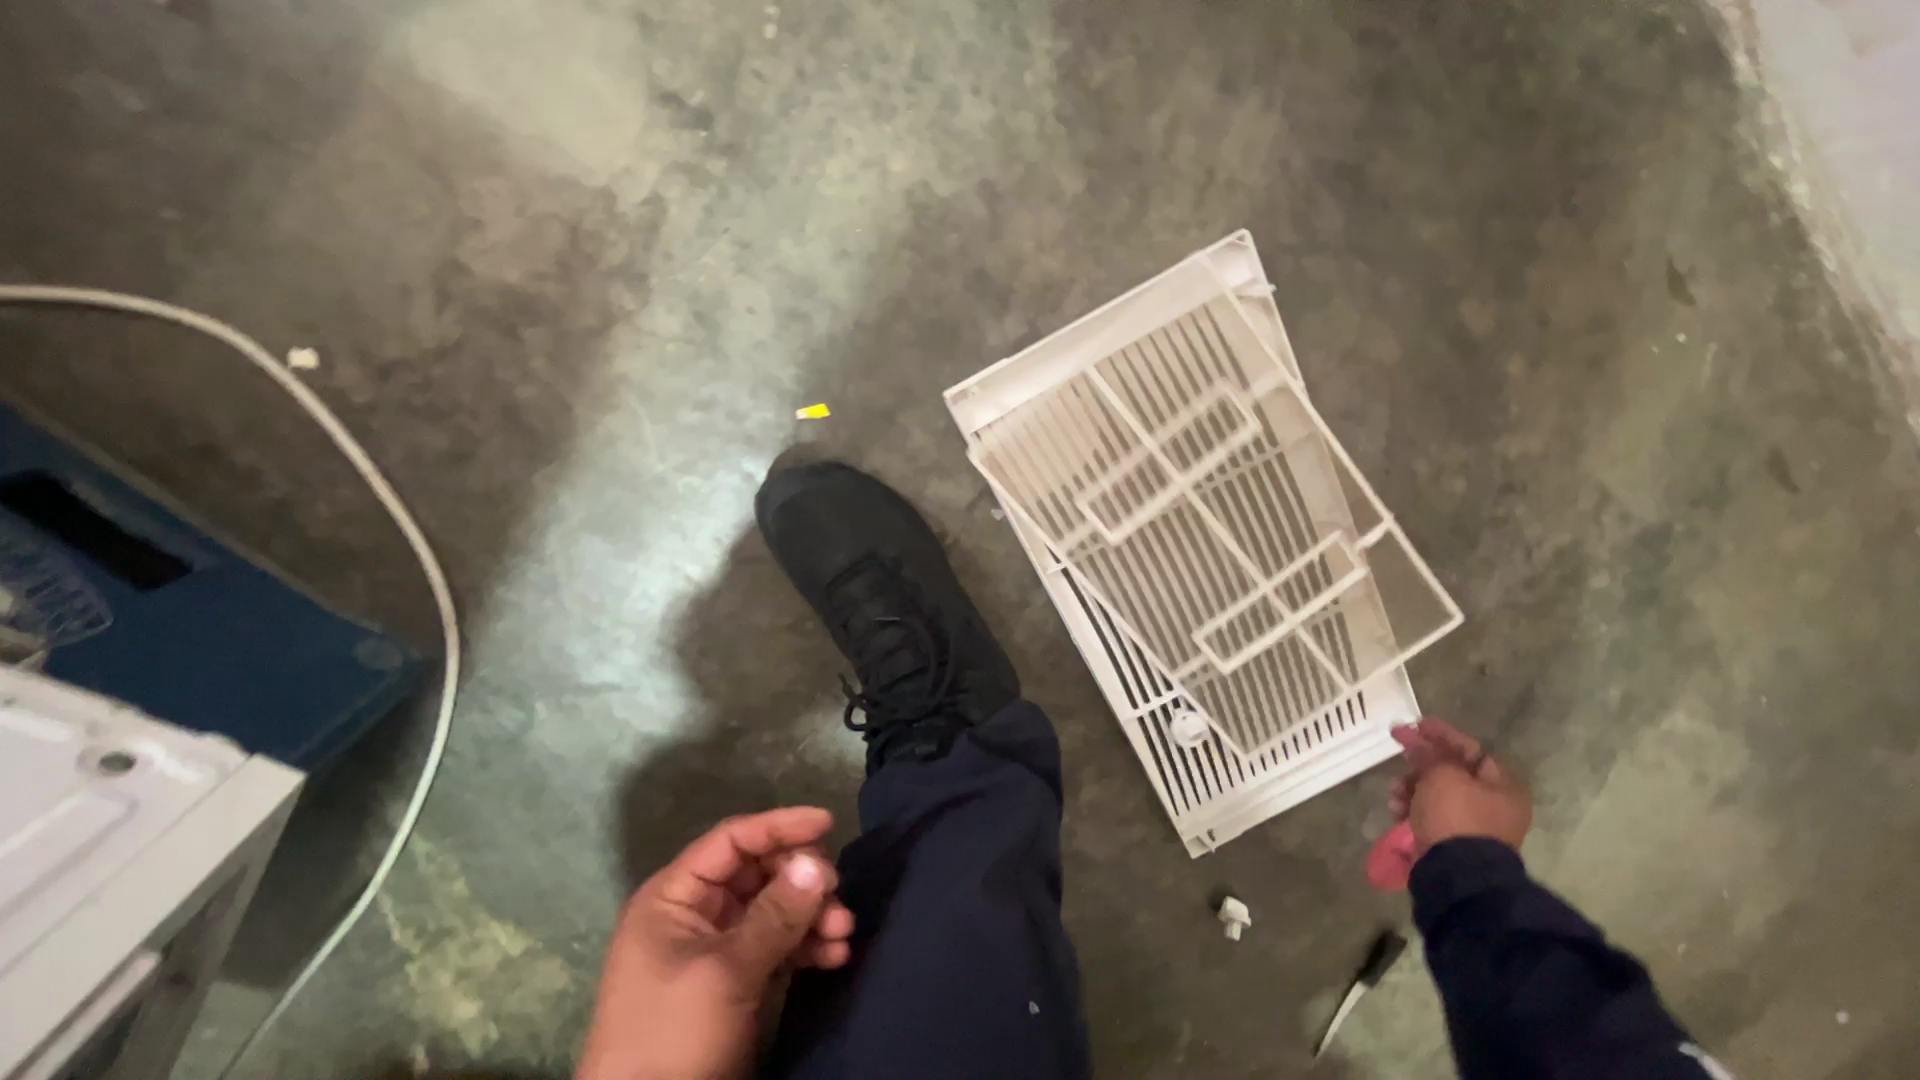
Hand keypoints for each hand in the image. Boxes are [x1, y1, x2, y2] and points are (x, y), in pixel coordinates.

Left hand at [577, 807, 855, 1079]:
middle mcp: (695, 913)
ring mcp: (717, 949)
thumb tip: (817, 864)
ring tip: (843, 934)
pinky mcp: (737, 982)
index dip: (779, 826)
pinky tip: (835, 956)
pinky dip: (807, 947)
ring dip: (812, 916)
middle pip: (759, 873)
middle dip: (802, 880)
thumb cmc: (673, 1034)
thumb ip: (774, 915)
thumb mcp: (726, 972)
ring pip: (775, 910)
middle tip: (837, 896)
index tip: (829, 822)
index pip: (732, 841)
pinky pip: (779, 946)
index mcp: (674, 897)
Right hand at [1388, 718, 1530, 856]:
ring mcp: (1474, 826)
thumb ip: (1429, 754)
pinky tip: (1396, 811)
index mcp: (1502, 785)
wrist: (1457, 874)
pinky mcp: (1453, 843)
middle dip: (1420, 765)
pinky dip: (1412, 810)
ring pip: (1435, 794)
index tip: (1414, 724)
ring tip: (1394, 792)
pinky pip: (1430, 816)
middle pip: (1450, 772)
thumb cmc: (1456, 816)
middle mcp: (1493, 804)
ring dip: (1410, 788)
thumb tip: (1418, 742)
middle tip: (1399, 756)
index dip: (1440, 733)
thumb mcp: (1441, 776)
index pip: (1469, 749)